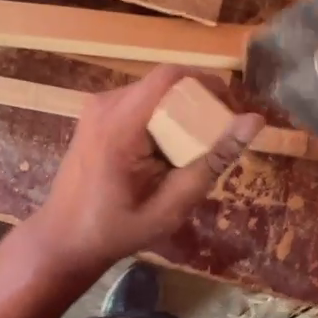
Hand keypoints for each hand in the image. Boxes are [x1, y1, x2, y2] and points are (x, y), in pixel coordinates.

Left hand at [28, 66, 263, 273]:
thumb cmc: (117, 230)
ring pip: (154, 93)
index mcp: (120, 124)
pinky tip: (172, 151)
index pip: (171, 78)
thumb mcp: (171, 205)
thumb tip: (254, 122)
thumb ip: (212, 161)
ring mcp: (97, 108)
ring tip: (201, 146)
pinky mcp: (96, 116)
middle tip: (223, 135)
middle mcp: (105, 105)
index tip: (233, 112)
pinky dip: (163, 119)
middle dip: (200, 102)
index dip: (209, 85)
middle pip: (165, 83)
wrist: (64, 239)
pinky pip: (141, 104)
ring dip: (182, 112)